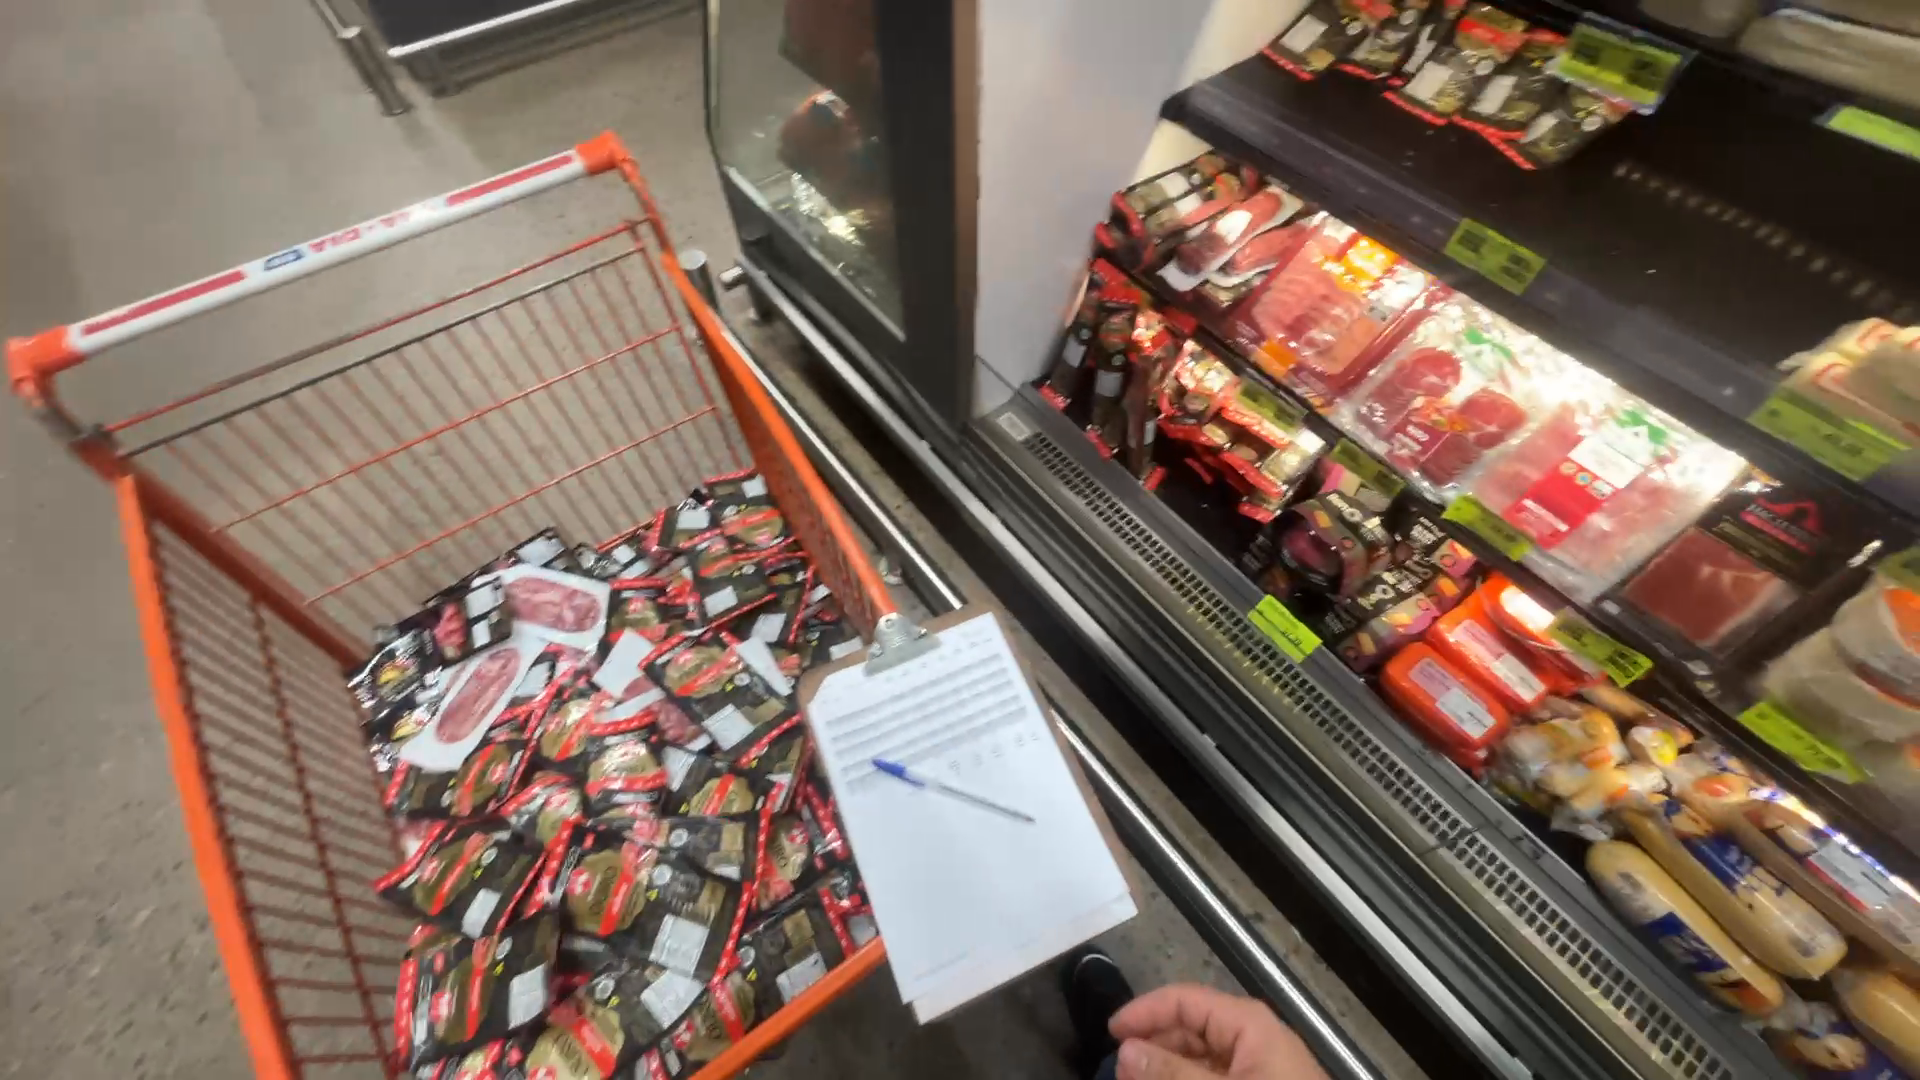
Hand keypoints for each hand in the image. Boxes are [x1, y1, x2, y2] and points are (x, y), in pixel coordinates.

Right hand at [1109, 984, 1328, 1079]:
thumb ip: (1172, 1073)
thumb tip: (1126, 1049)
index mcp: (1247, 1024)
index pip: (1183, 1001)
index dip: (1144, 1012)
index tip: (1110, 1034)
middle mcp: (1253, 1039)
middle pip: (1191, 1030)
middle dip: (1155, 1048)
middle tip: (1120, 1074)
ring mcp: (1260, 1071)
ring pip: (1201, 1061)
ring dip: (1169, 1072)